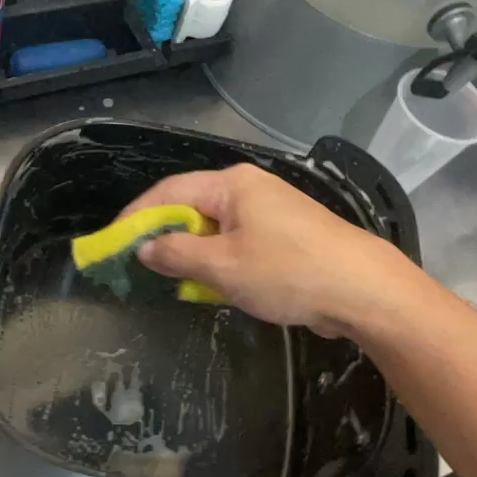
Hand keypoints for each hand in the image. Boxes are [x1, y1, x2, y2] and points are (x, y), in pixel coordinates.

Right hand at [126, 164, 415, 336]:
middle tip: (138, 265)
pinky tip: (213, 285)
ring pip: (215, 228)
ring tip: (171, 279)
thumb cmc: (287, 272)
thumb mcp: (222, 267)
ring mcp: (272, 212)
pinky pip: (238, 242)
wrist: (364, 291)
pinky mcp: (287, 236)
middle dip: (163, 236)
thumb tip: (145, 248)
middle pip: (191, 207)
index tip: (112, 242)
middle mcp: (251, 189)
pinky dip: (218, 261)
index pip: (168, 192)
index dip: (136, 216)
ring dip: (191, 253)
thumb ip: (176, 255)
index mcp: (232, 185)